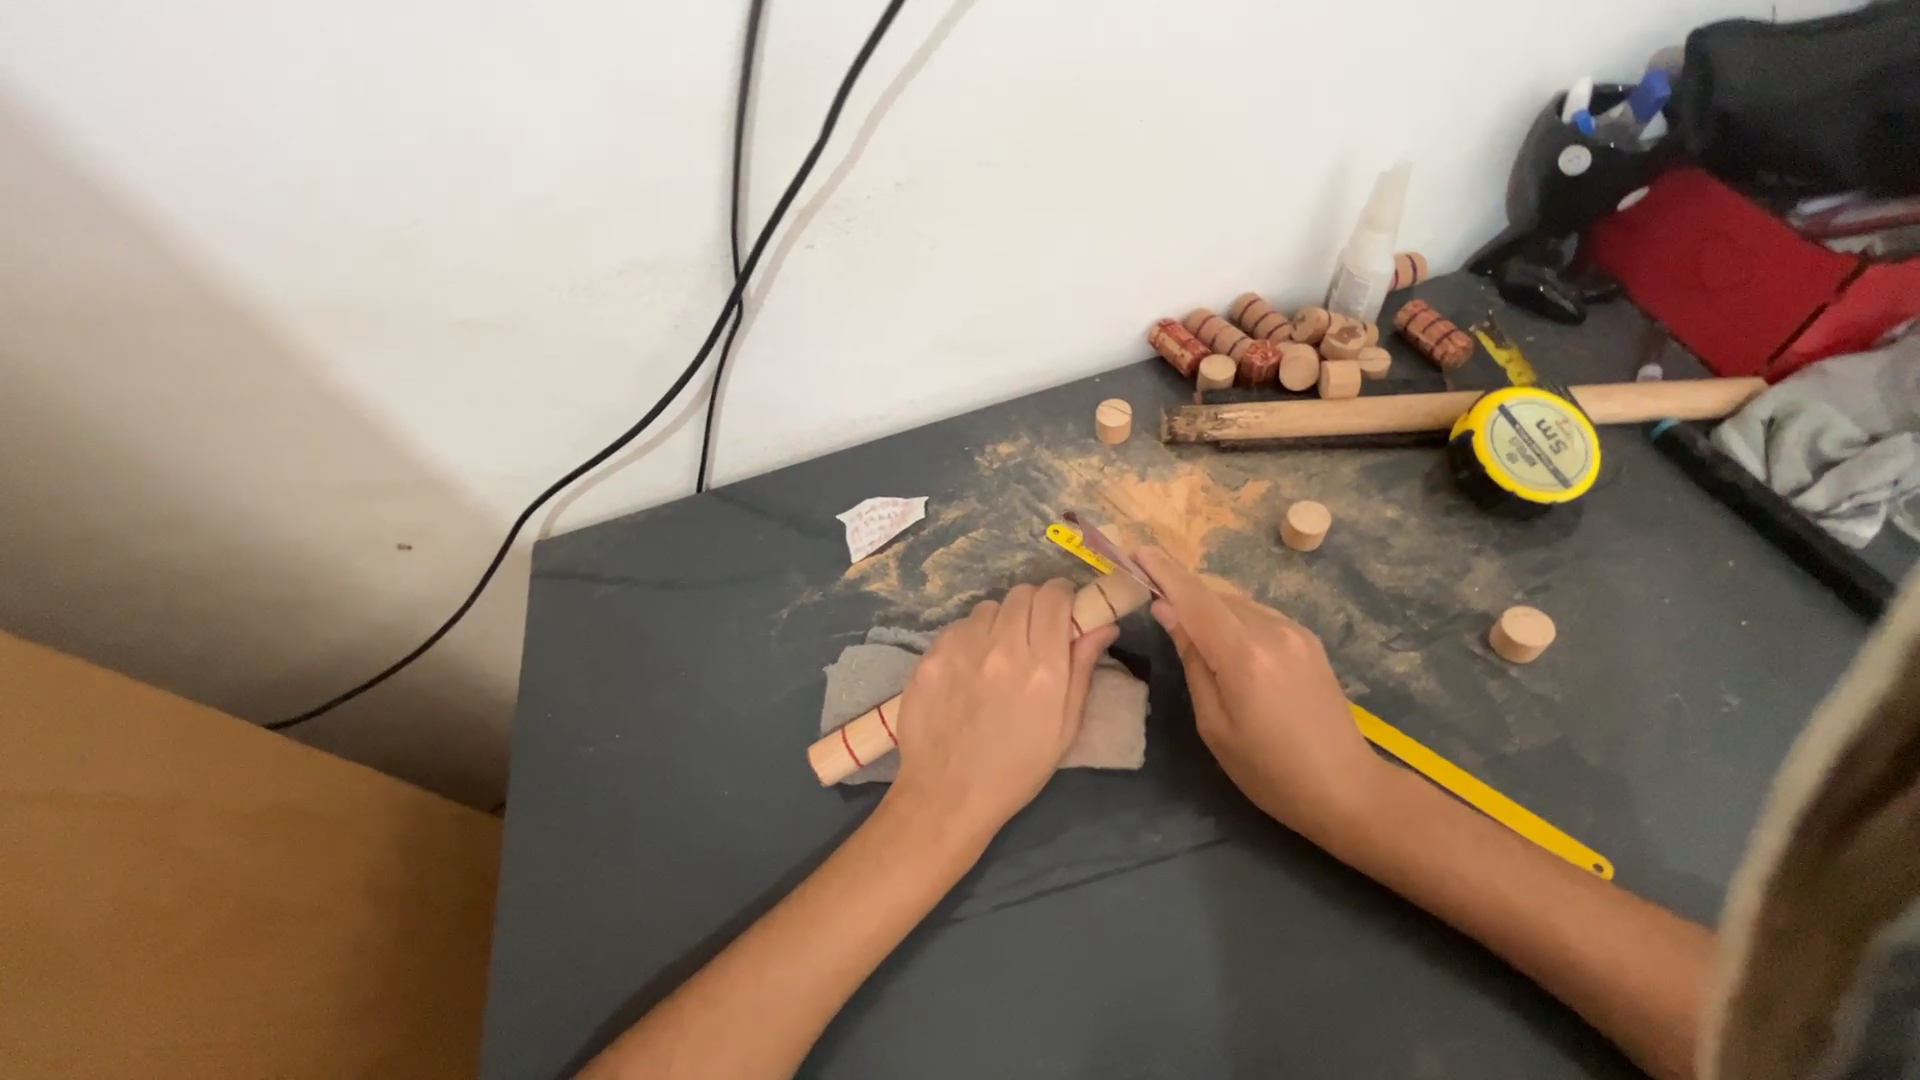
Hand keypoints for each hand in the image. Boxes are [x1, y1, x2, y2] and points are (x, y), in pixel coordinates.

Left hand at [889, 579, 1119, 836]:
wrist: (949, 794)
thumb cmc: (1017, 768)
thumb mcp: (1065, 727)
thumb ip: (1082, 669)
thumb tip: (1102, 624)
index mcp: (1042, 666)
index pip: (1054, 596)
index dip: (1063, 596)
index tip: (1064, 609)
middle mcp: (1002, 648)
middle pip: (1022, 593)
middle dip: (1034, 606)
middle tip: (1033, 633)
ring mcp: (961, 649)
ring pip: (988, 608)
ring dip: (1000, 622)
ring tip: (997, 655)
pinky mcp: (930, 656)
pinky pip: (957, 628)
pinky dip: (969, 638)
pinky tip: (968, 669)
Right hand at [1134, 547, 1388, 844]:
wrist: (1347, 788)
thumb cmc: (1268, 770)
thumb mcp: (1213, 724)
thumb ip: (1192, 660)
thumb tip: (1167, 612)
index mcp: (1244, 656)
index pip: (1194, 598)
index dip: (1164, 571)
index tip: (1137, 551)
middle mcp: (1272, 632)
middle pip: (1215, 594)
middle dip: (1181, 588)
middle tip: (1150, 592)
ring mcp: (1296, 633)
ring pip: (1238, 602)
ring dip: (1207, 603)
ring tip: (1182, 618)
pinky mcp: (1309, 641)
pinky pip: (1259, 614)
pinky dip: (1232, 615)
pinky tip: (1222, 636)